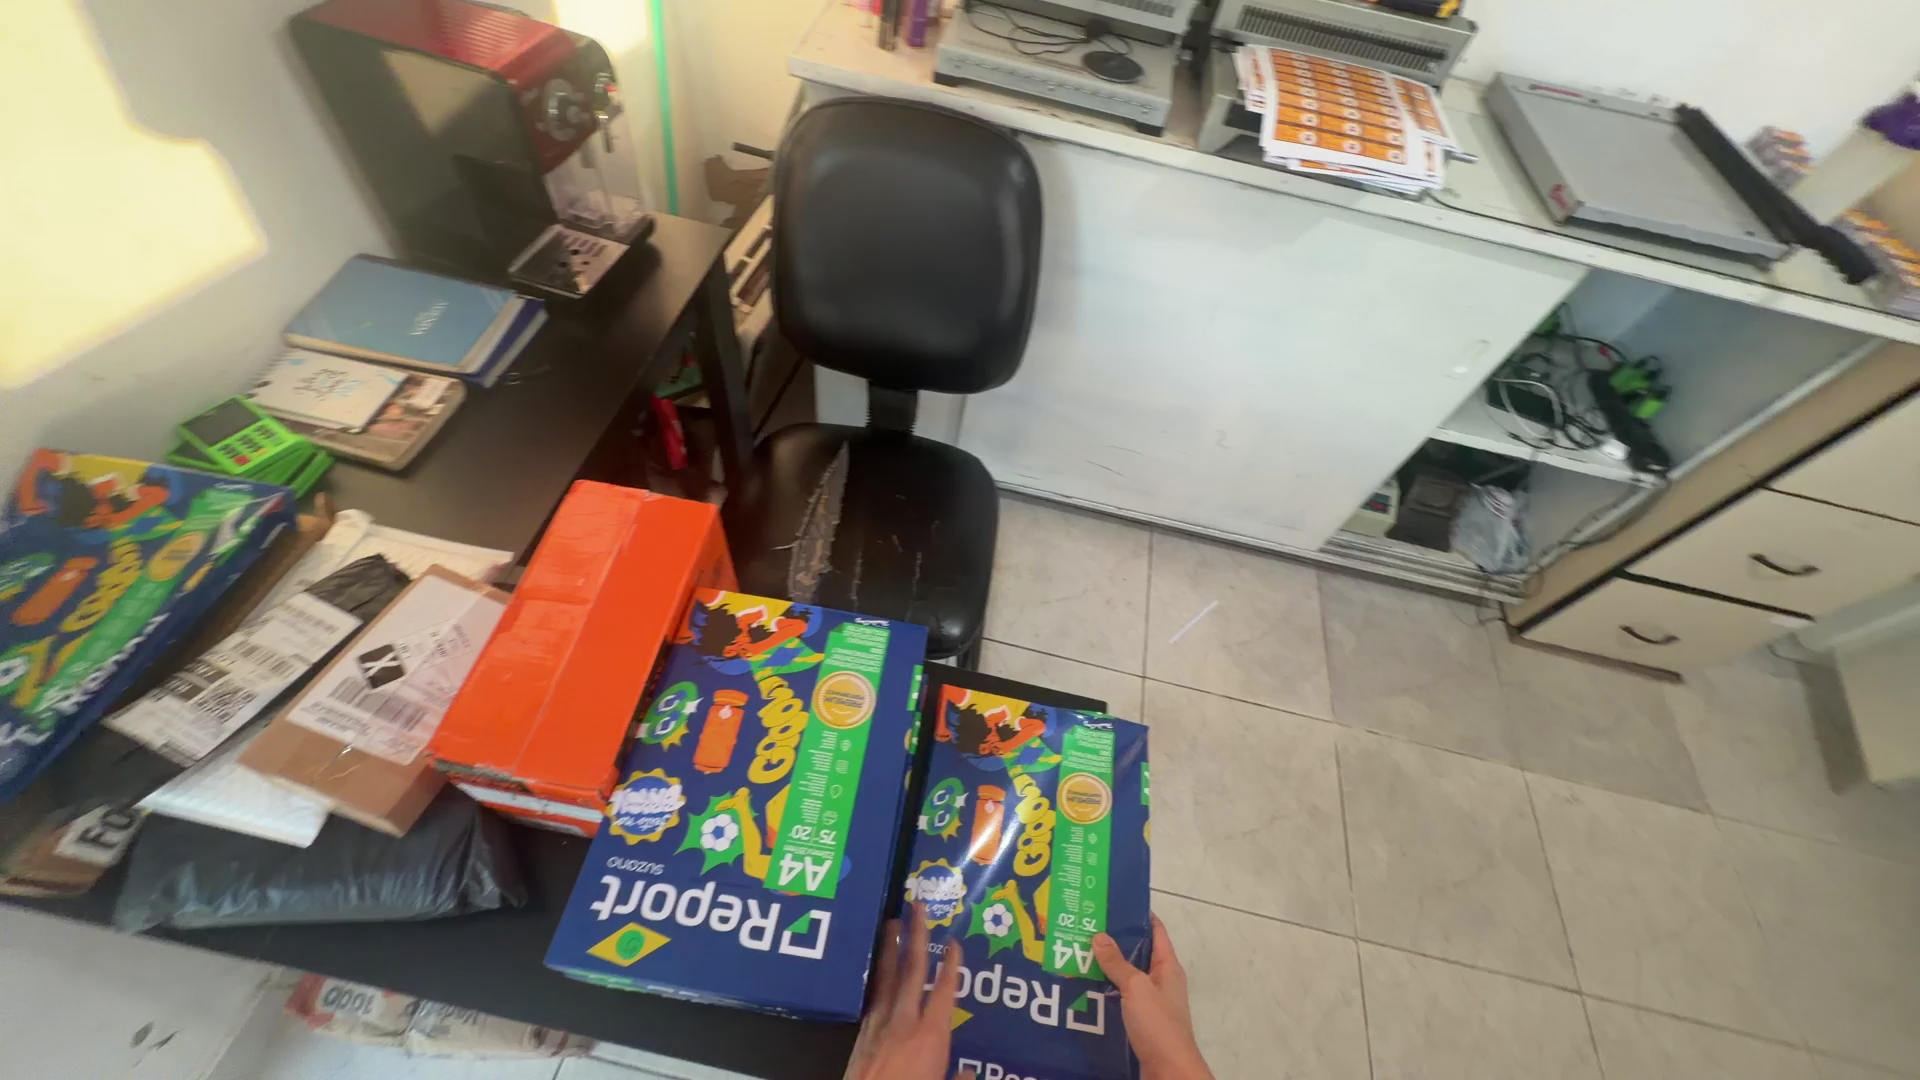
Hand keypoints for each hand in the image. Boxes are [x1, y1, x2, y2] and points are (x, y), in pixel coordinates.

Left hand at [846, 903, 973, 1079]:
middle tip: (916, 904)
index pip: (943, 992)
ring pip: (887, 978)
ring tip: (892, 922)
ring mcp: (879, 1028)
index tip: (954, 940)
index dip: (951, 965)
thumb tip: (969, 1074)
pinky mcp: (862, 1037)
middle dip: (915, 936)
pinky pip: (874, 998)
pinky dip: (878, 979)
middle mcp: (904, 1024)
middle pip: (911, 971)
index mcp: (930, 1038)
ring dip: (891, 948)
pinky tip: (878, 971)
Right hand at [1093, 915, 1213, 1079]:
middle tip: (1085, 926)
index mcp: (1167, 966)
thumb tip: (1099, 935)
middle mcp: (1161, 981)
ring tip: (1078, 954)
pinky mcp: (1141, 1023)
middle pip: (1137, 953)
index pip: (1155, 930)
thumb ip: (1117, 962)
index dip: (1138, 914)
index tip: (1113, 900)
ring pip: (1126, 977)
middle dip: (1114, 941)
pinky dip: (1106, 992)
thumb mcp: (1136, 987)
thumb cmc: (1158, 1024)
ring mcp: (1152, 1003)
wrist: (1169, 1075)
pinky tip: (1085, 989)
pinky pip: (1121, 999)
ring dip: (1106, 968)